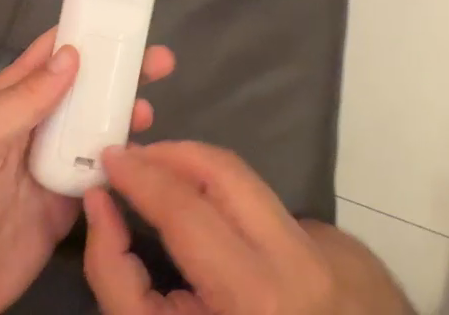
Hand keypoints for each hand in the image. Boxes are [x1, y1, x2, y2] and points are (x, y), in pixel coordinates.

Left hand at [0, 28, 173, 314]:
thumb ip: (20, 101)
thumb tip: (70, 55)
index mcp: (4, 103)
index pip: (49, 57)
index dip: (85, 35)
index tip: (126, 20)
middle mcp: (31, 129)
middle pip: (81, 91)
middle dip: (118, 73)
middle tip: (160, 61)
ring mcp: (48, 168)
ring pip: (95, 131)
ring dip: (124, 116)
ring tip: (150, 111)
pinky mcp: (62, 209)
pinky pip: (98, 178)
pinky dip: (122, 165)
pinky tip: (145, 160)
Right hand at [82, 142, 338, 314]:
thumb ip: (120, 277)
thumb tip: (101, 203)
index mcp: (257, 296)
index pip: (185, 208)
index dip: (139, 176)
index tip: (108, 158)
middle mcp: (300, 262)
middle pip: (224, 169)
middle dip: (170, 152)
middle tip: (133, 158)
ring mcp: (330, 252)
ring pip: (249, 180)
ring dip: (199, 173)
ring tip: (165, 182)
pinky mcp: (347, 247)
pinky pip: (273, 205)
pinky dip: (232, 204)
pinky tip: (219, 227)